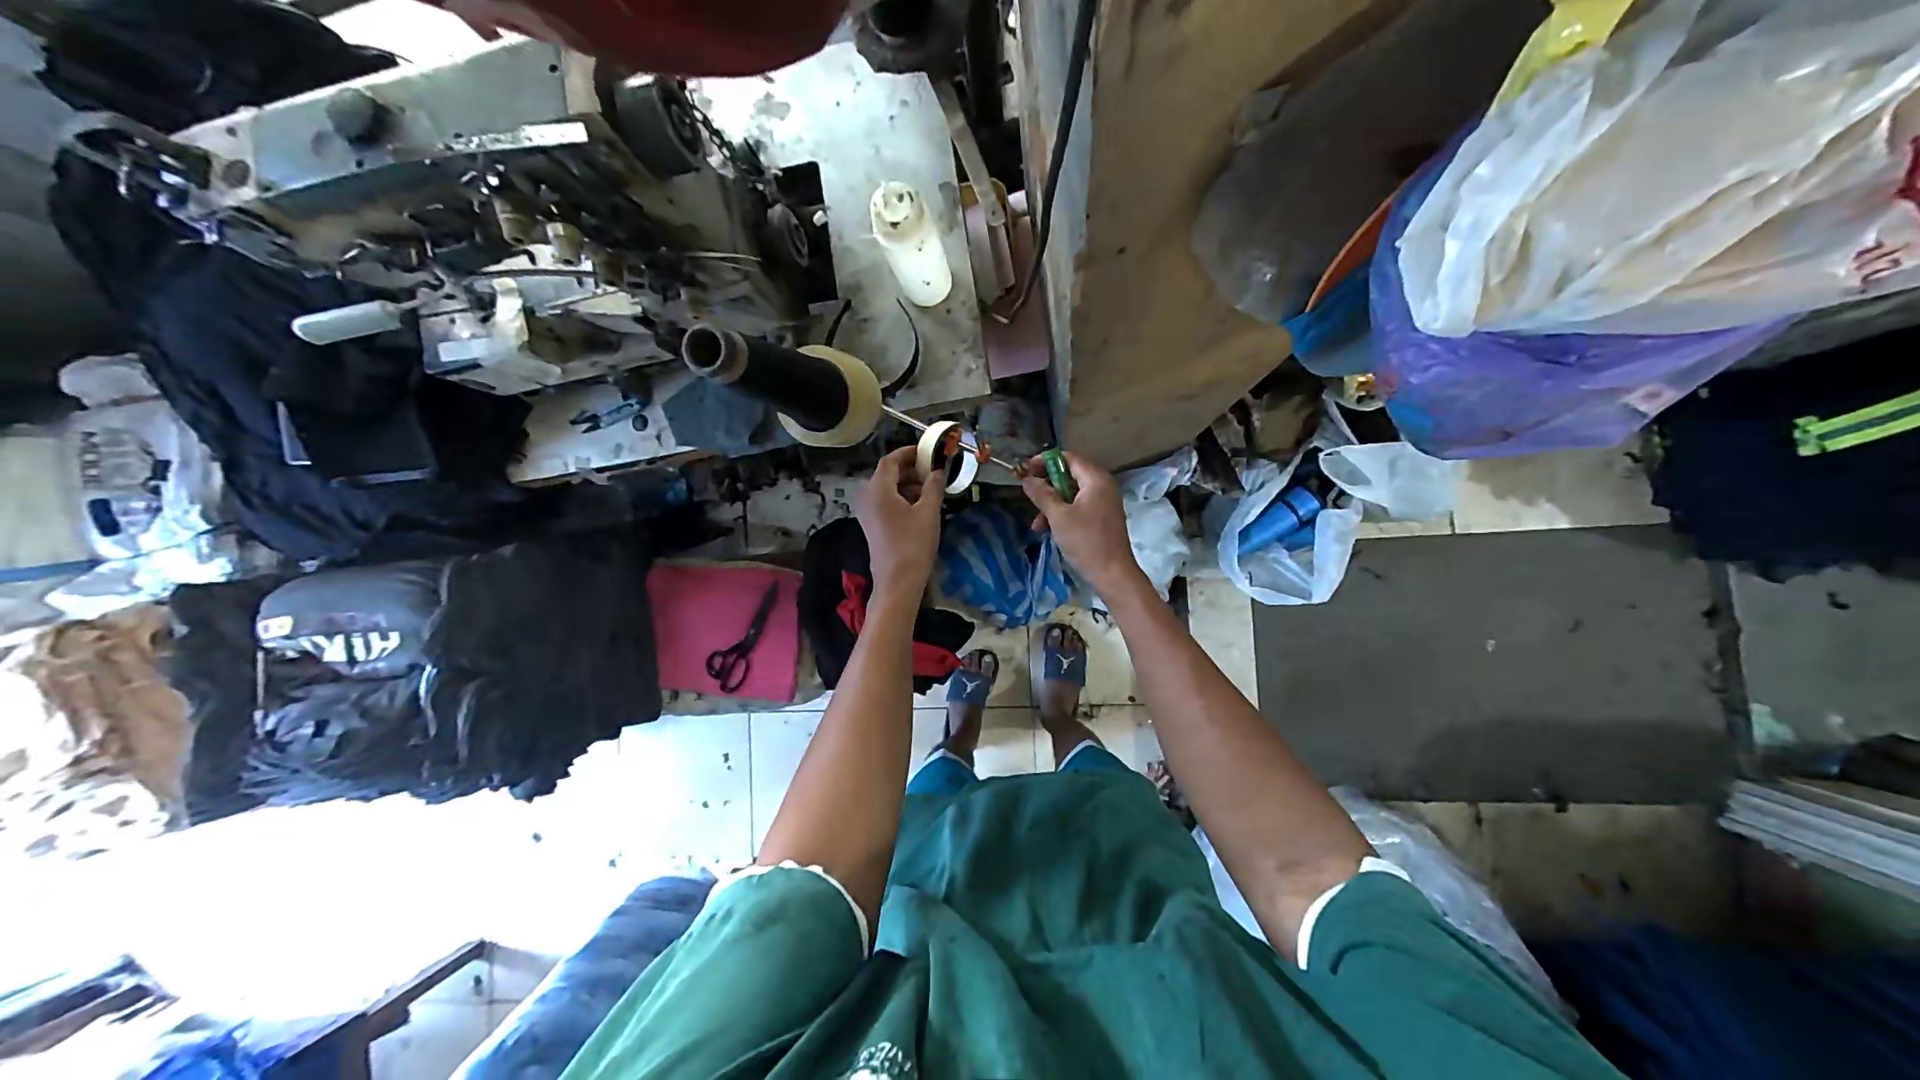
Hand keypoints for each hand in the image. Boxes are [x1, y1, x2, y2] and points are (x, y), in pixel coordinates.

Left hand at [856, 446, 943, 599]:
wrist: (897, 582)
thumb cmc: (913, 544)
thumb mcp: (928, 512)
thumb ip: (933, 486)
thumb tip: (937, 470)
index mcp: (878, 489)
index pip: (890, 460)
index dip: (909, 453)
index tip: (927, 452)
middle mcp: (867, 497)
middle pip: (887, 474)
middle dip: (910, 470)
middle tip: (933, 472)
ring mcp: (866, 512)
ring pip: (886, 488)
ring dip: (907, 485)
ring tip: (931, 490)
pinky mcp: (871, 525)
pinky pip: (884, 502)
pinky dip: (901, 498)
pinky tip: (920, 506)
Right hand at [1022, 451, 1143, 597]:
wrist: (1112, 573)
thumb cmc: (1085, 541)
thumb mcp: (1058, 516)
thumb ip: (1042, 494)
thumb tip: (1027, 479)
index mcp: (1096, 479)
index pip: (1069, 458)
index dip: (1045, 461)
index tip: (1026, 470)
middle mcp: (1103, 486)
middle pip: (1070, 475)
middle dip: (1047, 486)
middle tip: (1029, 494)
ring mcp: (1104, 503)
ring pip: (1072, 494)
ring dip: (1052, 504)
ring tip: (1037, 523)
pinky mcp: (1102, 518)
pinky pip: (1079, 507)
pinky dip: (1063, 514)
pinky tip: (1048, 529)